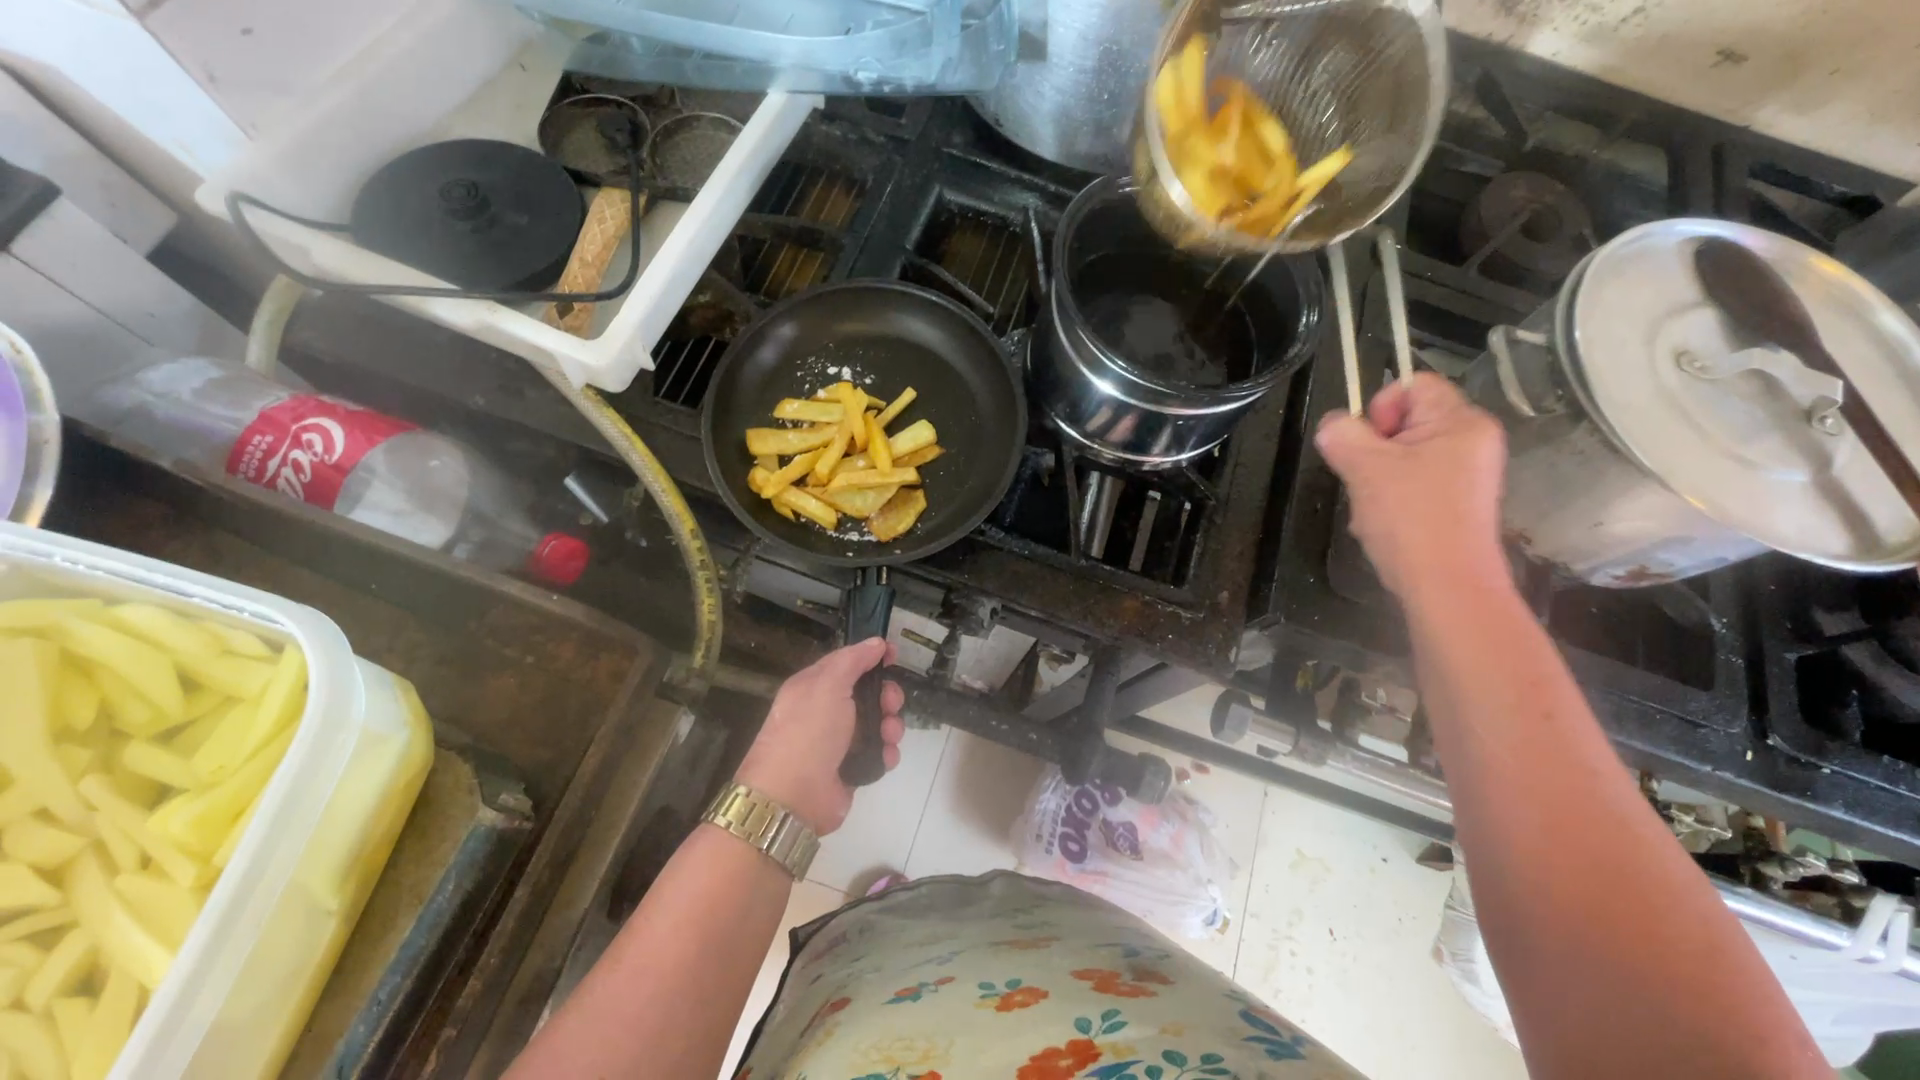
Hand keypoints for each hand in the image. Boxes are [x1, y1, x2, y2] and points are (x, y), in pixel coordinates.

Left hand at [734, 638, 905, 835]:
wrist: (792, 796)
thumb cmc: (808, 732)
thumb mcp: (828, 685)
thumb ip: (853, 661)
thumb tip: (876, 643)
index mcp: (813, 686)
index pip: (847, 663)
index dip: (870, 658)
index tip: (894, 655)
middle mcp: (825, 711)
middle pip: (867, 694)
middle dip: (886, 697)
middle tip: (891, 705)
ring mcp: (838, 742)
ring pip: (877, 724)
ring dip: (890, 727)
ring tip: (888, 737)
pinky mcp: (850, 768)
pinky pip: (877, 753)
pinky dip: (886, 754)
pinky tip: (885, 757)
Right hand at [1314, 373, 1508, 605]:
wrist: (1446, 587)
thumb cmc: (1410, 519)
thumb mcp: (1365, 468)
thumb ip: (1342, 434)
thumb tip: (1333, 425)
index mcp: (1460, 422)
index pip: (1413, 384)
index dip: (1379, 406)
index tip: (1366, 442)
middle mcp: (1472, 441)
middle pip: (1406, 421)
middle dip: (1373, 448)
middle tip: (1364, 478)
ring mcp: (1467, 475)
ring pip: (1404, 456)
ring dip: (1376, 477)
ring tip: (1373, 507)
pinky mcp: (1458, 504)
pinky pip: (1414, 483)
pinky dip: (1391, 498)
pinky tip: (1383, 524)